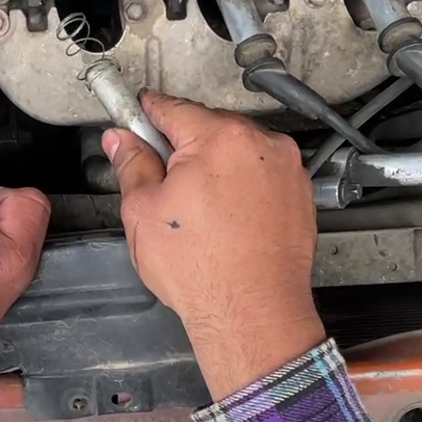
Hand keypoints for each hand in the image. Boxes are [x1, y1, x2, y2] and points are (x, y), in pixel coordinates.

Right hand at [105, 94, 324, 399]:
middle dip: (182, 150)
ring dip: (214, 169)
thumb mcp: (143, 212)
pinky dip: (241, 189)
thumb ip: (132, 165)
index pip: (172, 108)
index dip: (146, 112)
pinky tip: (224, 222)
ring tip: (197, 214)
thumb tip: (121, 140)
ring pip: (236, 153)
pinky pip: (260, 177)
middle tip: (161, 184)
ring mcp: (286, 169)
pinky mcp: (300, 194)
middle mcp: (261, 144)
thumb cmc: (202, 270)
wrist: (251, 313)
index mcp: (219, 138)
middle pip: (207, 130)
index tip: (136, 114)